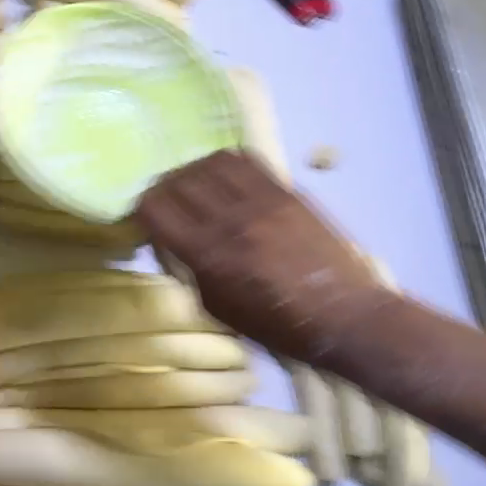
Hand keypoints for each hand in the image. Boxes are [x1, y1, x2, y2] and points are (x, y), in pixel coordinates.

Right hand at [135, 149, 396, 364]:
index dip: (141, 210)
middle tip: (165, 202)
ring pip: (210, 162)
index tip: (144, 220)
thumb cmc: (278, 326)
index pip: (155, 208)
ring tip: (194, 186)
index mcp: (209, 255)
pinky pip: (247, 160)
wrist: (344, 316)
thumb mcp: (217, 308)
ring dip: (193, 171)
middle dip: (162, 190)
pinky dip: (225, 165)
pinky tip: (225, 180)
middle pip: (178, 180)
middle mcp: (232, 220)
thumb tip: (172, 240)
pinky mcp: (287, 191)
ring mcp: (263, 201)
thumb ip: (190, 269)